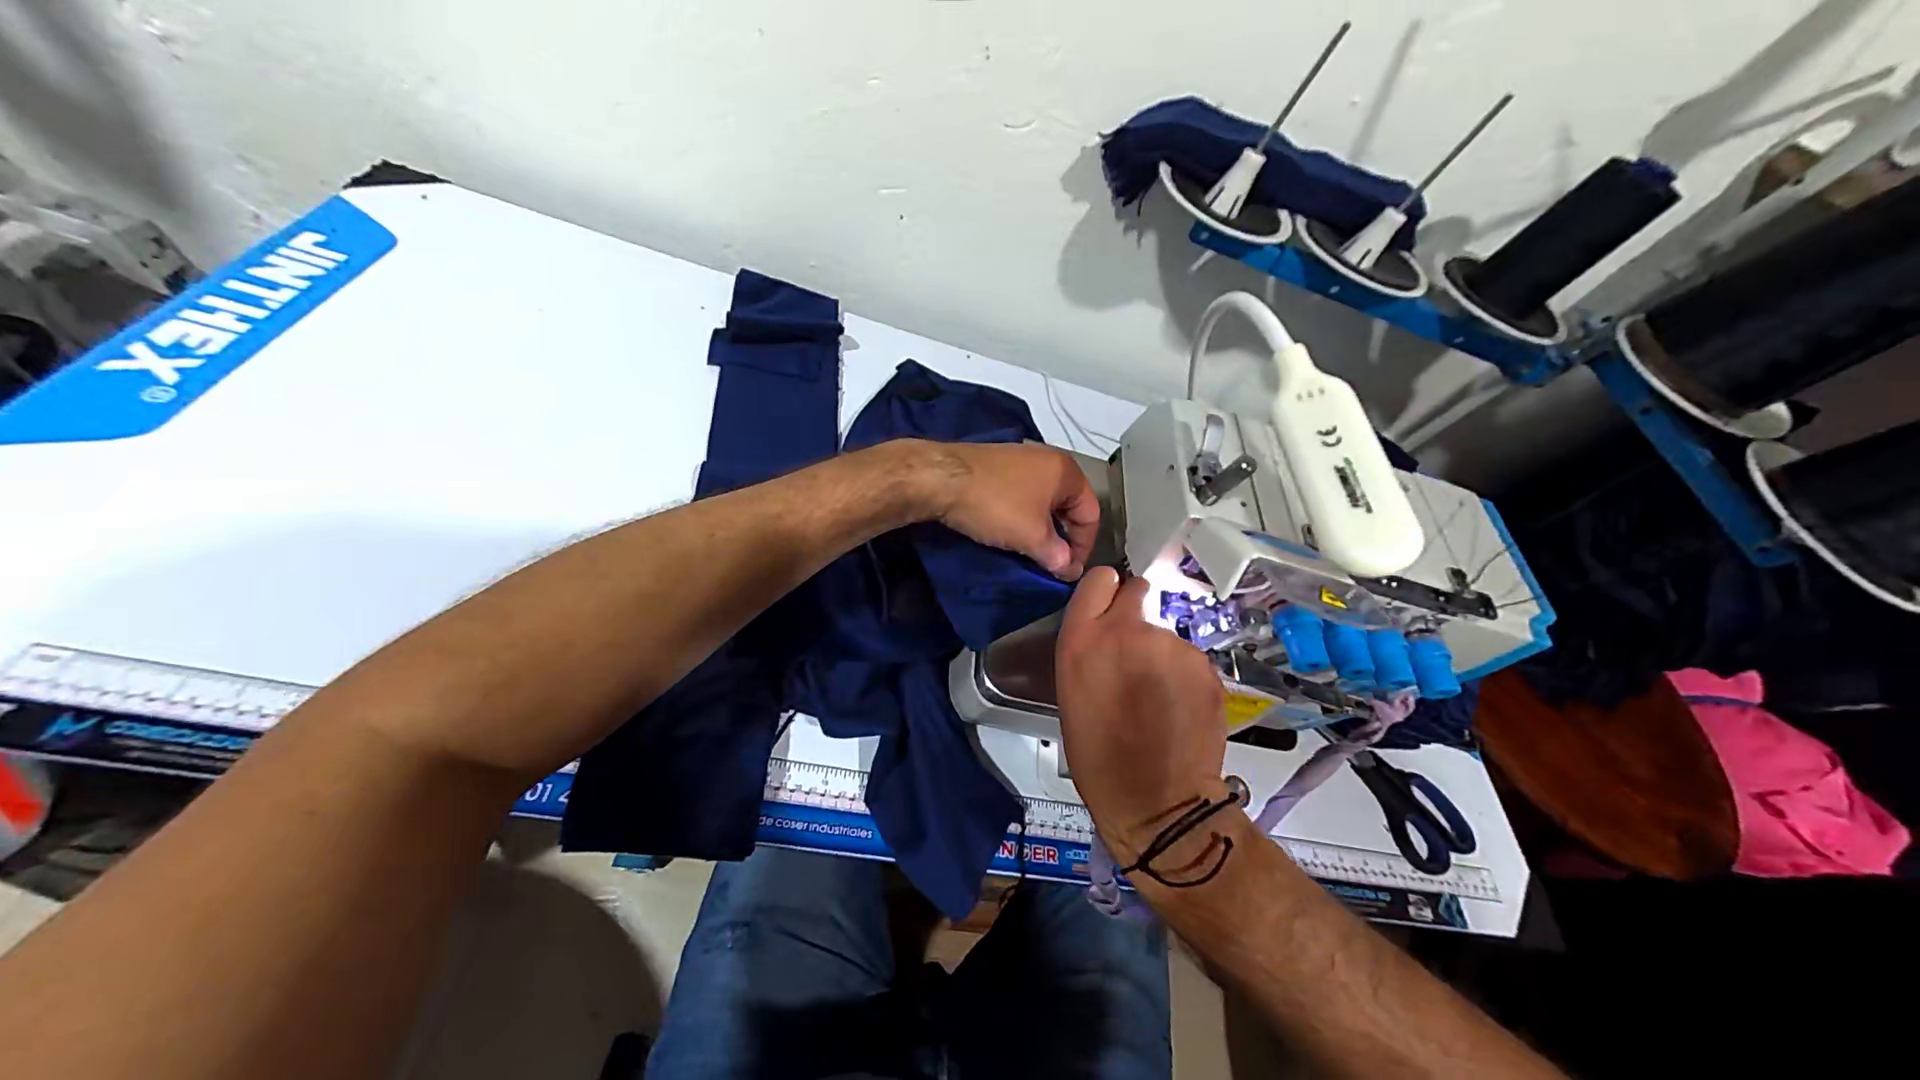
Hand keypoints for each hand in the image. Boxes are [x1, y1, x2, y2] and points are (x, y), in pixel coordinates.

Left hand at [911, 440, 1099, 580]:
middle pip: (1068, 506)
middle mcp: (1048, 459)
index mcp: (1066, 470)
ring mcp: (1020, 459)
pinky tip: (1008, 532)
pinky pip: (1021, 495)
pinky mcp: (997, 466)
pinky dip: (1022, 516)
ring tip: (1029, 551)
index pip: (1091, 514)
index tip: (1068, 570)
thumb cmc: (995, 504)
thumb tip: (1070, 570)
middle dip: (1062, 538)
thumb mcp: (1032, 537)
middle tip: (1051, 563)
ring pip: (1043, 502)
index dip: (1084, 547)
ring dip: (1041, 529)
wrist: (940, 479)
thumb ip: (1058, 557)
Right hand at [1055, 568, 1230, 864]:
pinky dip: (1186, 673)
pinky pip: (1191, 657)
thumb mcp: (1072, 694)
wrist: (1157, 801)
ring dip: (1162, 650)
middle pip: (1138, 590)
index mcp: (1083, 639)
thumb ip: (1090, 649)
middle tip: (1137, 650)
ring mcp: (1171, 645)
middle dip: (1137, 611)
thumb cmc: (1100, 758)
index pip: (1099, 579)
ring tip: (1159, 694)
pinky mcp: (1204, 664)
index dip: (1106, 593)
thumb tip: (1107, 635)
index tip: (1109, 610)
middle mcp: (1127, 630)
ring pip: (1167, 629)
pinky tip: (1180, 705)